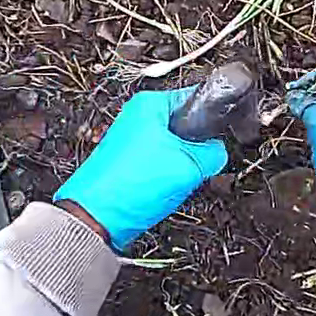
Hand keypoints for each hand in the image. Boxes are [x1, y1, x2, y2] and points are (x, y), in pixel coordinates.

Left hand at [55, 88, 228, 248]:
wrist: (97, 218)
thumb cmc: (129, 185)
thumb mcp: (190, 166)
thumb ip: (214, 152)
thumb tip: (218, 151)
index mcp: (150, 103)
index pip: (196, 97)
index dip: (213, 118)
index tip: (218, 136)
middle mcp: (138, 115)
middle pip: (186, 126)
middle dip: (196, 148)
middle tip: (193, 165)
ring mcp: (132, 138)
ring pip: (176, 148)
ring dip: (182, 165)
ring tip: (172, 179)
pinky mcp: (130, 160)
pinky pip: (162, 163)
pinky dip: (167, 176)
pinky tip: (161, 188)